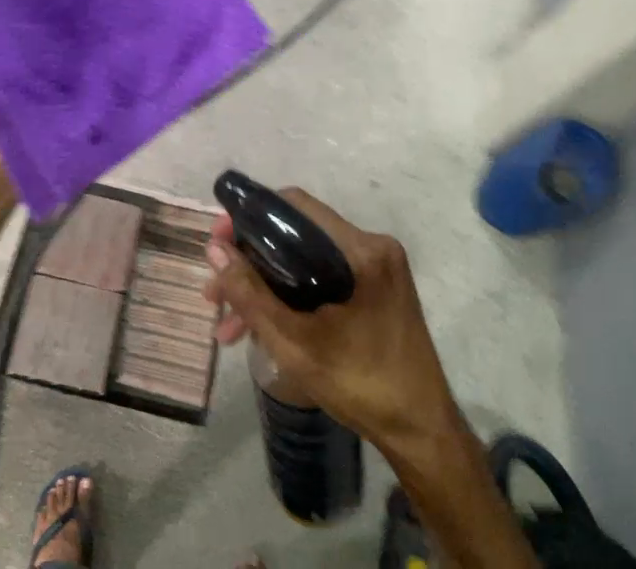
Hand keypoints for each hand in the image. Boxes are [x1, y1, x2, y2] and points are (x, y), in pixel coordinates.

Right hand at [204, 188, 455, 451]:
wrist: (420, 430)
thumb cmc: (359, 384)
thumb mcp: (293, 341)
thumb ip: (250, 293)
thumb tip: (215, 251)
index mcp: (360, 250)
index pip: (294, 206)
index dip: (248, 218)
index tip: (217, 243)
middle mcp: (372, 247)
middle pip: (297, 234)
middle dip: (251, 261)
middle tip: (216, 292)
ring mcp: (377, 269)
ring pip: (306, 260)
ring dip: (266, 285)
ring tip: (229, 323)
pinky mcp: (377, 289)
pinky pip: (322, 277)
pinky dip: (292, 296)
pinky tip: (261, 327)